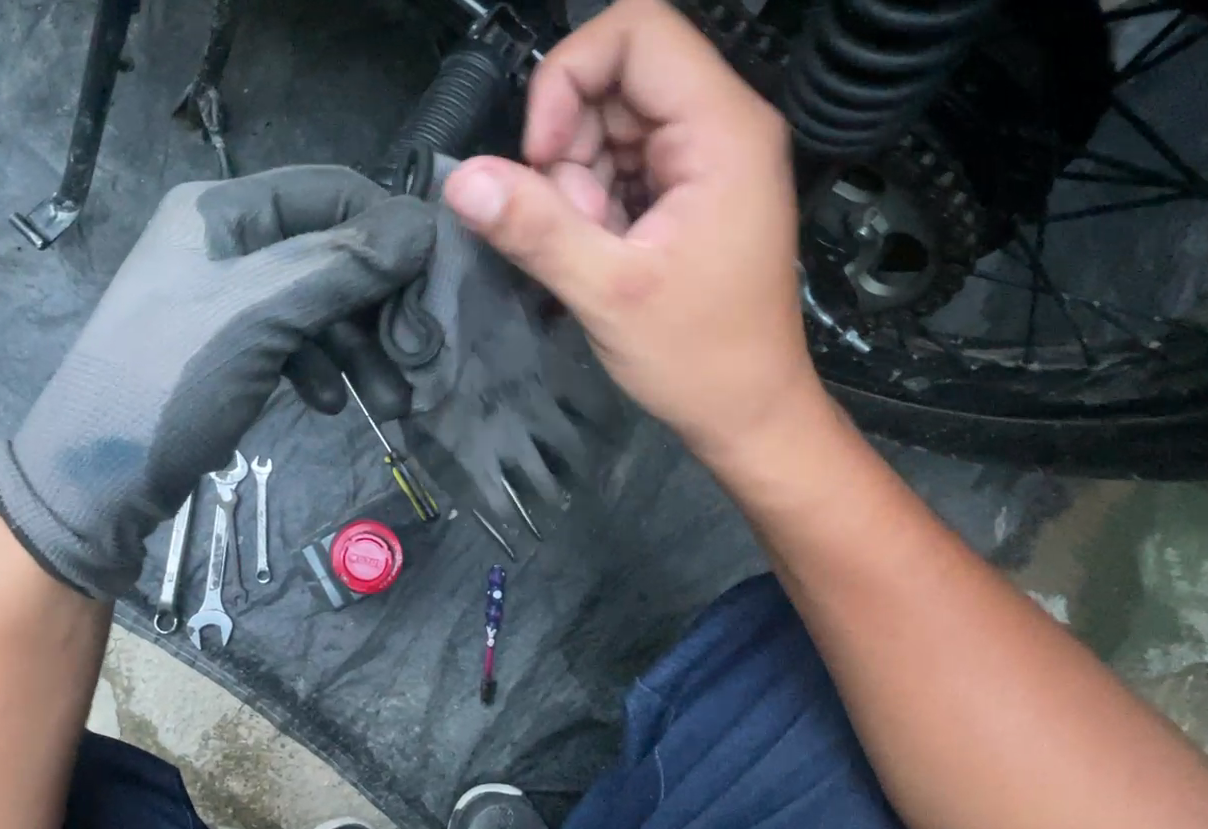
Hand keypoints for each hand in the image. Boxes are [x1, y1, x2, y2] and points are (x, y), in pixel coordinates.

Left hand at [0, 166, 434, 596]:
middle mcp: (226, 242)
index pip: (331, 193)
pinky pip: (295, 343)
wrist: (97, 482)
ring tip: (389, 401)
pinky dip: (322, 369)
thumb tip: (424, 226)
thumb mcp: (256, 316)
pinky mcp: (231, 348)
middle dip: (378, 307)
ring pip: (320, 306)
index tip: (436, 289)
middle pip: (330, 254)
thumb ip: (339, 266)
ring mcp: (227, 298)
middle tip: (419, 360)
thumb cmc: (167, 384)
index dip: (389, 234)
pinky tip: (330, 404)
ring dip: (360, 349)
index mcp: (221, 210)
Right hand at [441, 0, 818, 461]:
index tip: (544, 157)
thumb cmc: (698, 357)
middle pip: (614, 81)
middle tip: (573, 225)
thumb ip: (534, 229)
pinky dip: (593, 206)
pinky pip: (618, 168)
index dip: (569, 79)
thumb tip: (461, 181)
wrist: (746, 411)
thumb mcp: (608, 293)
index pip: (635, 33)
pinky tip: (604, 253)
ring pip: (608, 128)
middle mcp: (719, 128)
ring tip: (594, 250)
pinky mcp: (685, 194)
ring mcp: (702, 162)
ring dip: (577, 185)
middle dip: (570, 149)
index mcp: (721, 130)